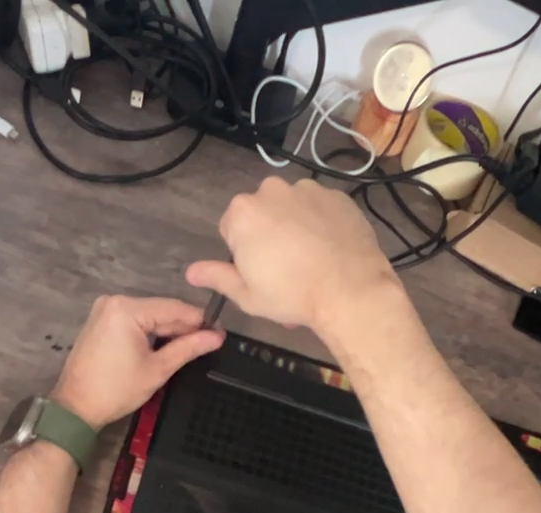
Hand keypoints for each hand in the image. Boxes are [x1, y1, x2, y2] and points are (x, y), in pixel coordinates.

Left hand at [50, 295, 223, 427]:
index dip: (199, 320)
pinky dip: (150, 332)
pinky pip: (134, 321)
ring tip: (192, 345)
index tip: (220, 331)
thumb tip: (216, 337)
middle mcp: (115, 301)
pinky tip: (166, 345)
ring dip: (168, 330)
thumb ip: (187, 348)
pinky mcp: (101, 321)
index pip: (173, 308)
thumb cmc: (116, 391)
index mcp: (127, 310)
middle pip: (160, 310)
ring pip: (148, 316)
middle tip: (210, 341)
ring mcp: (105, 310)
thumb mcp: (157, 369)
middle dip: (183, 326)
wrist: (76, 407)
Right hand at [185, 177, 400, 334]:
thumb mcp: (247, 295)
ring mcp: (308, 189)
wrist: (349, 290)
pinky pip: (321, 210)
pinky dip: (321, 226)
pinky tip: (329, 252)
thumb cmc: (291, 295)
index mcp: (243, 213)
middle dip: (268, 236)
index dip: (243, 254)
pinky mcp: (338, 196)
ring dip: (295, 229)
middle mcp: (272, 190)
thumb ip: (217, 277)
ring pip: (292, 209)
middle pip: (262, 214)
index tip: (259, 273)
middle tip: (285, 271)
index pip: (231, 229)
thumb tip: (191, 272)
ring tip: (310, 264)